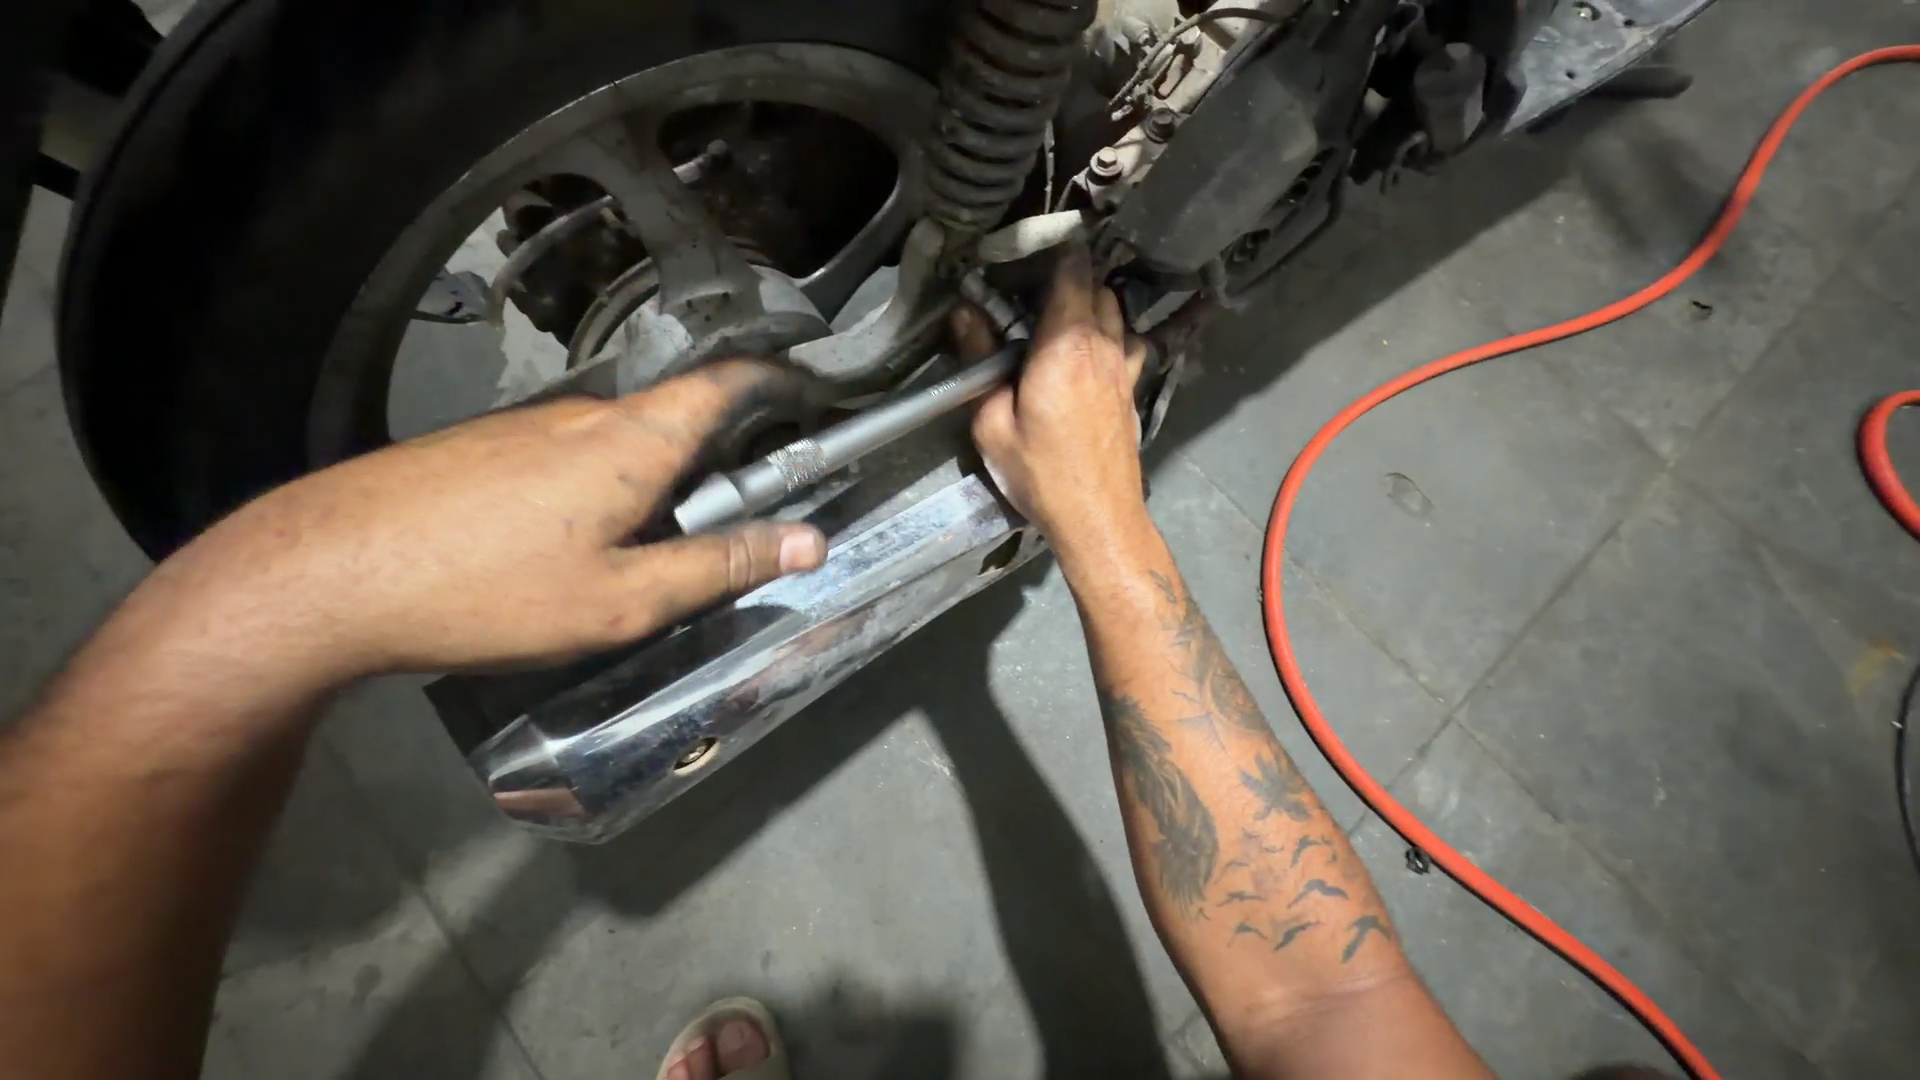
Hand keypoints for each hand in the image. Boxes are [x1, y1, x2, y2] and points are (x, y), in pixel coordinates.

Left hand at [125, 360, 827, 687]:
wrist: (317, 577)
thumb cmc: (491, 591)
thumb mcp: (623, 600)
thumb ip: (720, 566)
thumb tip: (811, 542)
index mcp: (633, 441)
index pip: (726, 383)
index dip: (779, 382)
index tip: (812, 399)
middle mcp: (585, 414)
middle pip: (676, 417)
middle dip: (721, 454)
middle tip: (739, 513)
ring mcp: (527, 424)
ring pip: (621, 440)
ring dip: (658, 477)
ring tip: (653, 543)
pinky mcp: (484, 445)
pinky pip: (571, 454)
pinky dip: (604, 484)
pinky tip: (573, 541)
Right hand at [964, 245, 1151, 561]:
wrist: (1098, 517)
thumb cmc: (1040, 474)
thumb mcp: (991, 424)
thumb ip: (979, 363)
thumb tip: (964, 314)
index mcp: (1064, 347)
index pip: (1071, 273)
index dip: (1056, 250)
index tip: (1033, 247)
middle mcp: (1103, 346)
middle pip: (1097, 287)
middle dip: (1070, 278)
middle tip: (1036, 289)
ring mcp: (1126, 367)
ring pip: (1118, 312)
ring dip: (1095, 304)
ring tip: (1064, 315)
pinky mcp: (1134, 390)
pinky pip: (1132, 344)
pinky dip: (1117, 333)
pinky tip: (1099, 348)